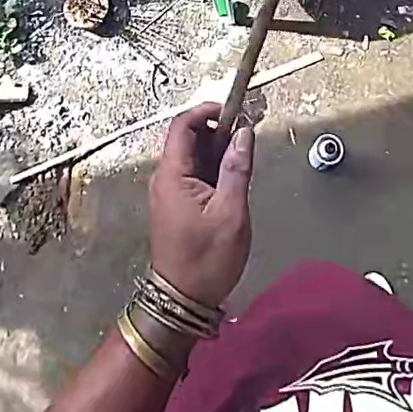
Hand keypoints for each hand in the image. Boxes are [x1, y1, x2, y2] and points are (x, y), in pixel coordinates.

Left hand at [148, 103, 253, 306]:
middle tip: (248, 133)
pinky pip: (193, 174)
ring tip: (244, 156)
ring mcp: (168, 191)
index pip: (182, 125)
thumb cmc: (206, 259)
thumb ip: (237, 168)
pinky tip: (232, 177)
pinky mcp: (175, 204)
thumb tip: (244, 132)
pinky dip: (212, 168)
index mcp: (172, 175)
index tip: (234, 111)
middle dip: (217, 130)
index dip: (206, 111)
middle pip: (188, 138)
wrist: (182, 300)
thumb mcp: (231, 213)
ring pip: (192, 156)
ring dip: (217, 150)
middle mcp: (164, 178)